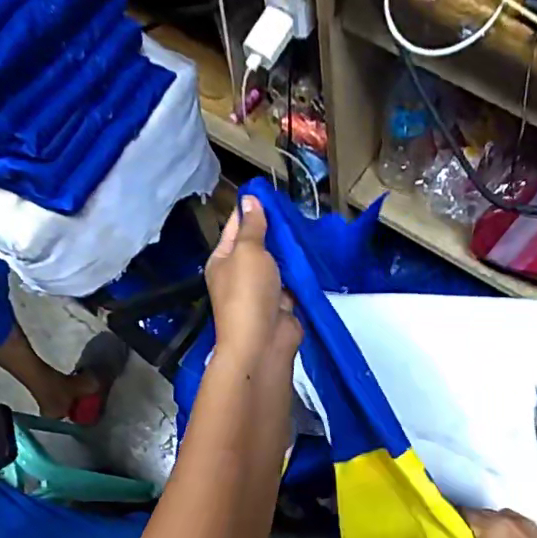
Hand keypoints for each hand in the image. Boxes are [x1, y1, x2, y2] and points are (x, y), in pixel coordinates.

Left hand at [206, 196, 300, 367]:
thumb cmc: (248, 293)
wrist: (262, 343)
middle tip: (297, 212)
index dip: (251, 211)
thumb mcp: (248, 251)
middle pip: (259, 246)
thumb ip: (253, 226)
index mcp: (222, 260)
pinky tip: (314, 258)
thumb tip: (249, 200)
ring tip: (309, 231)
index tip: (269, 194)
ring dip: (291, 253)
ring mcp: (261, 292)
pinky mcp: (282, 305)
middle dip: (276, 232)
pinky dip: (302, 275)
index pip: (235, 228)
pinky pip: (293, 283)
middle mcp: (239, 275)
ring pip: (278, 265)